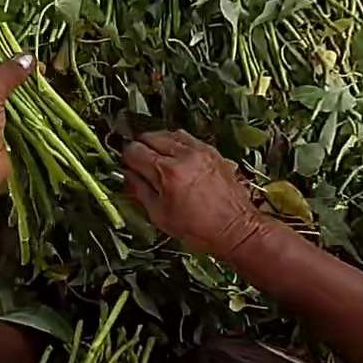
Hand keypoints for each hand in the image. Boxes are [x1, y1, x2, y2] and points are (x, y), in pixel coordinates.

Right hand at [122, 130, 270, 259]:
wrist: (235, 228)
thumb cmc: (195, 228)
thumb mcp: (160, 215)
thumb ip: (140, 191)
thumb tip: (127, 175)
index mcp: (167, 171)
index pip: (135, 150)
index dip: (126, 157)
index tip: (127, 166)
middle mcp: (183, 154)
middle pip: (151, 136)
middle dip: (140, 146)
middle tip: (138, 160)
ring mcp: (200, 150)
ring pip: (169, 133)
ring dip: (158, 141)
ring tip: (155, 156)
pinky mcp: (212, 151)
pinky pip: (187, 138)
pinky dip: (176, 142)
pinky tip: (175, 156)